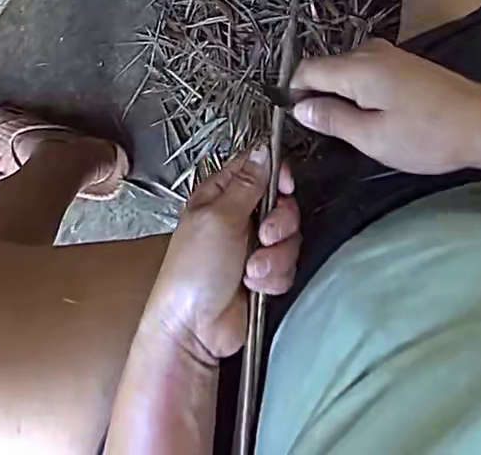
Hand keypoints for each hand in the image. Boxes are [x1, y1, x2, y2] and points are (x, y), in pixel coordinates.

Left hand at [142, 149, 299, 365]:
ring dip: (275, 255)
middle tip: (264, 235)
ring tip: (251, 269)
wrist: (193, 330)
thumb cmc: (192, 271)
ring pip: (288, 235)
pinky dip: (273, 275)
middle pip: (282, 201)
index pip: (258, 166)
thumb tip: (262, 150)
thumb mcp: (219, 217)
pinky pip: (287, 263)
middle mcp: (239, 215)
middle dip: (280, 222)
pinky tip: (253, 284)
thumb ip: (247, 183)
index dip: (276, 172)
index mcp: (222, 194)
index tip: (285, 185)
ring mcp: (252, 244)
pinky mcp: (264, 271)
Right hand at [290, 38, 480, 174]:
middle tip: (322, 131)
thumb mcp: (372, 138)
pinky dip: (359, 90)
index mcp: (357, 68)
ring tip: (349, 128)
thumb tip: (302, 110)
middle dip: (317, 94)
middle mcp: (370, 52)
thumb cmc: (430, 134)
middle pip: (326, 67)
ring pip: (347, 69)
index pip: (307, 70)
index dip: (294, 92)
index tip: (292, 117)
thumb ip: (332, 120)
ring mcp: (389, 54)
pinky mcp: (403, 62)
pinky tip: (373, 115)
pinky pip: (366, 70)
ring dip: (339, 93)